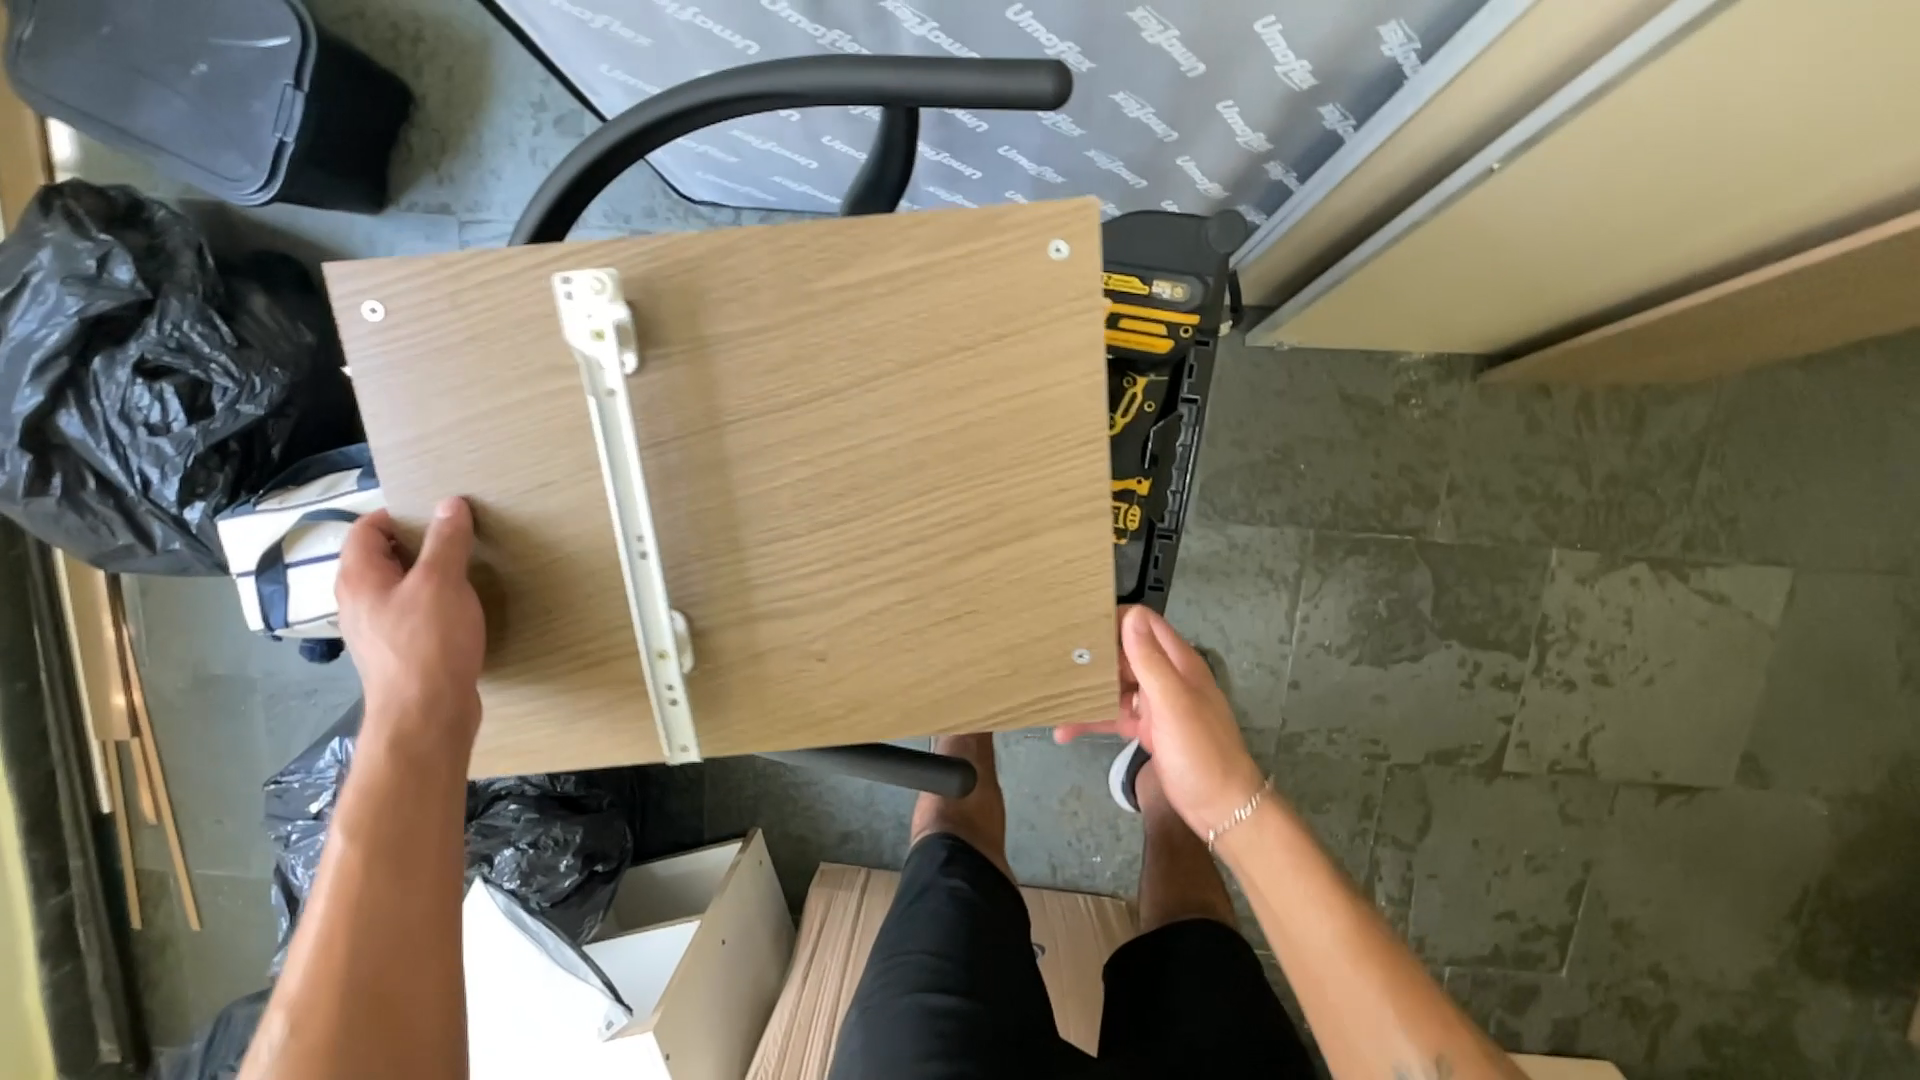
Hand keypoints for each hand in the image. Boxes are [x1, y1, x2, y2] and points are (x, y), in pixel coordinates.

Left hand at [336, 498, 485, 747]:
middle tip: (458, 537)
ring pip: (398, 589)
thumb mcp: (442, 582)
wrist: (425, 714)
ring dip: (428, 576)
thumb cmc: (428, 642)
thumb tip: (450, 504)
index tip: (438, 512)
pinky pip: (412, 615)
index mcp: (359, 578)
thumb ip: (446, 542)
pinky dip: (433, 604)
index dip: (398, 515)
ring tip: (465, 571)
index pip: (366, 529)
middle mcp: (359, 602)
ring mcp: (376, 630)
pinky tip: (461, 611)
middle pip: (382, 558)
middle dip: (418, 544)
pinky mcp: (398, 653)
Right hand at [1055, 606, 1263, 835]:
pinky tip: (1064, 729)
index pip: (1143, 624)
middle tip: (1054, 656)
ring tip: (1052, 690)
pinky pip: (1115, 716)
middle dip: (1094, 654)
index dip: (1114, 619)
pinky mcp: (1147, 730)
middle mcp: (1166, 678)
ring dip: (1088, 689)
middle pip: (1125, 653)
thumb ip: (1150, 661)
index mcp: (1178, 663)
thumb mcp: (1173, 703)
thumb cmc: (1201, 751)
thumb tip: (1130, 616)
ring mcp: (1156, 705)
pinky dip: (1092, 720)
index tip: (1078, 623)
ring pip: (1116, 685)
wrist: (1221, 808)